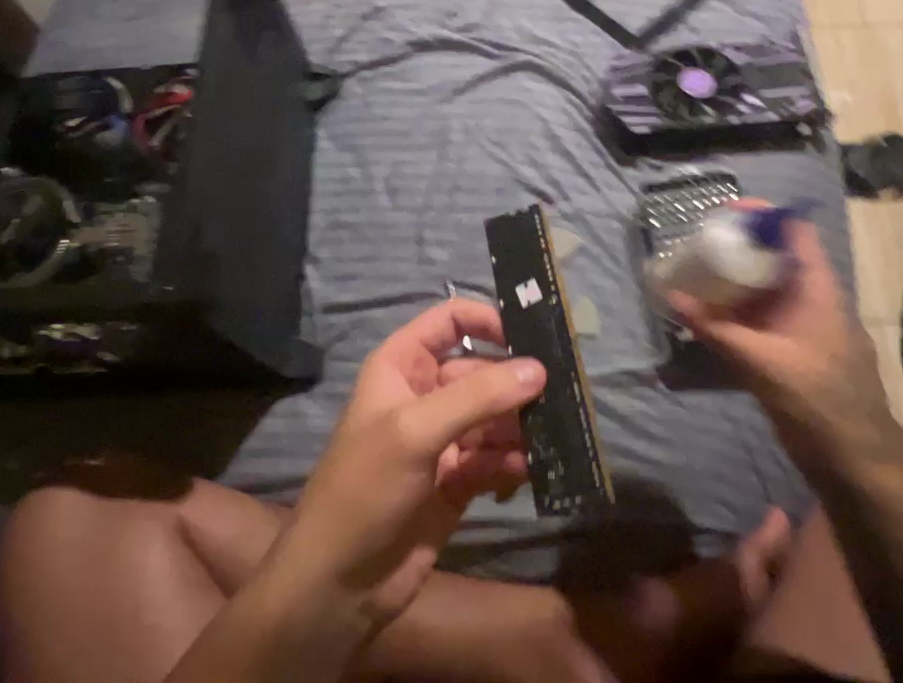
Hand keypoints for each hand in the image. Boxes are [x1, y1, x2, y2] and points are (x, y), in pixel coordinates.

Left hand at [269, 299, 545, 629]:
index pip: (448, 321)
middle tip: (563, 393)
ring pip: (495, 417)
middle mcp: (424, 396)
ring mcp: (442, 441)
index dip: (487, 319)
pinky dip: (515, 461)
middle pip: (482, 371)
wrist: (340, 581)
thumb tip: (539, 369)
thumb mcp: (415, 432)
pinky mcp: (458, 481)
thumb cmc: (365, 488)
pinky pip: (497, 458)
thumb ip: (477, 397)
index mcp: (401, 367)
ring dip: (523, 425)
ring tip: (555, 435)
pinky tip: (533, 469)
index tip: (532, 336)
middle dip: (518, 381)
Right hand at [668, 210, 902, 477]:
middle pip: (774, 257)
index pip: (794, 232)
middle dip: (737, 247)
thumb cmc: (819, 401)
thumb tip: (672, 298)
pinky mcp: (791, 350)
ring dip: (732, 282)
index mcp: (817, 289)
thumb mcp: (763, 363)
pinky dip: (734, 312)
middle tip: (697, 245)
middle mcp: (810, 299)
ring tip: (692, 275)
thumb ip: (717, 330)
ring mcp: (802, 326)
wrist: (855, 457)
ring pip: (765, 289)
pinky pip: (760, 318)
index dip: (763, 216)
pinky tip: (705, 316)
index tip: (723, 212)